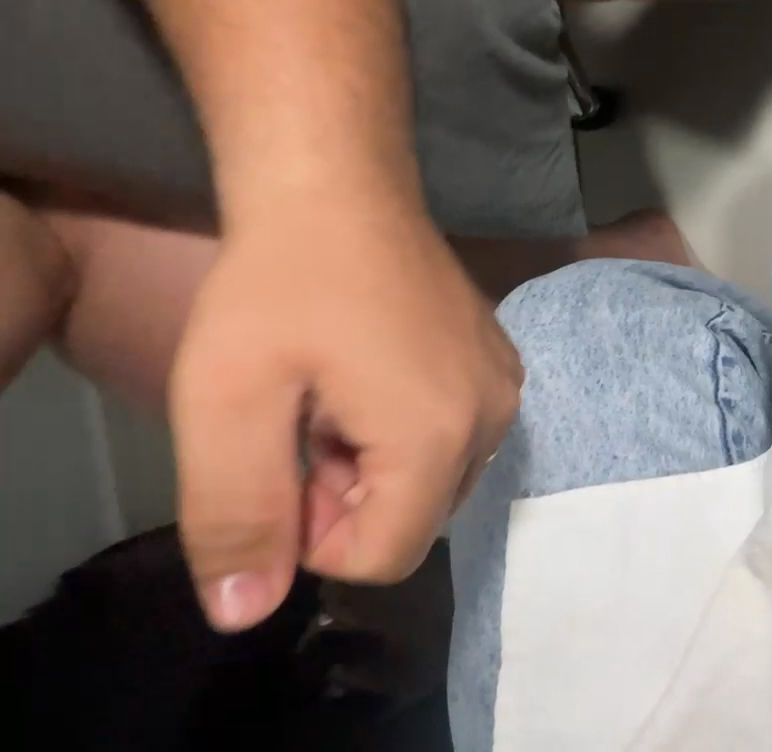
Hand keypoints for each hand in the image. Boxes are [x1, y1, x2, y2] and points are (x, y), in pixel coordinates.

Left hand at [168, 198, 521, 631]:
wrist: (346, 196)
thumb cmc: (281, 291)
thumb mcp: (224, 404)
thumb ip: (238, 514)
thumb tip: (248, 612)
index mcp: (439, 435)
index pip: (384, 556)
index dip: (310, 537)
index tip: (282, 464)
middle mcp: (495, 418)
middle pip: (417, 519)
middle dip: (349, 500)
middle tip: (305, 427)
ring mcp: (509, 388)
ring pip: (439, 480)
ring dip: (379, 467)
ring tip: (339, 398)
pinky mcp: (505, 365)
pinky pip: (461, 437)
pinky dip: (412, 433)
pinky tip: (376, 375)